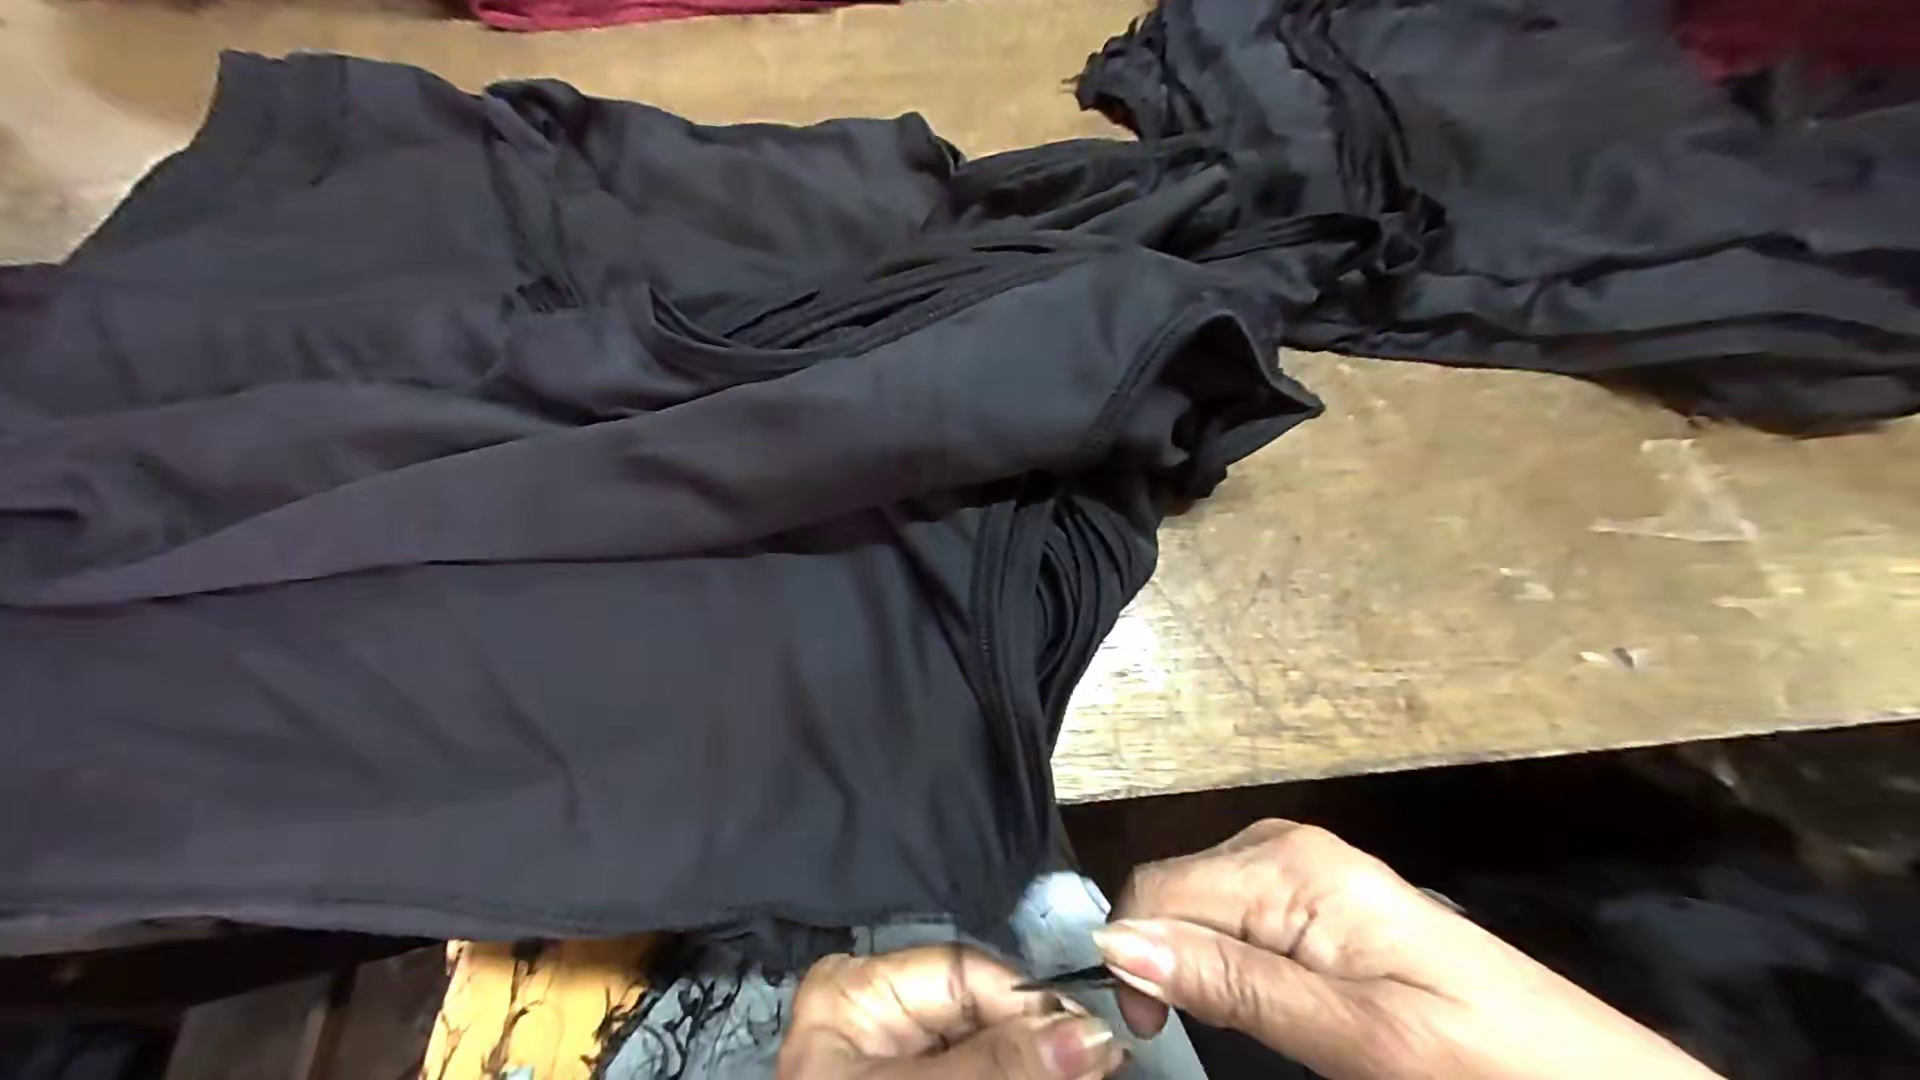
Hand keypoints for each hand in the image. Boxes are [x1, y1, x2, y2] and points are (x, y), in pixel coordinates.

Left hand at [777, 945, 1125, 1079]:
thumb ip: (995, 1066)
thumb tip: (1089, 1034)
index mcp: (855, 989)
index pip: (960, 969)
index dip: (1026, 1002)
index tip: (1089, 1034)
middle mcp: (880, 1009)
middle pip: (981, 1008)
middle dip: (1037, 1038)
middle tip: (1099, 1061)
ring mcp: (900, 1049)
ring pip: (989, 1040)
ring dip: (1037, 1060)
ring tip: (1090, 1068)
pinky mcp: (922, 1072)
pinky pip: (983, 1064)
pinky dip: (1018, 1072)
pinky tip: (1058, 1073)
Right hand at [1092, 819, 1722, 1079]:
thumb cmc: (1491, 1064)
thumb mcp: (1361, 1038)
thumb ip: (1235, 983)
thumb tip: (1117, 944)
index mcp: (1288, 862)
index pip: (1161, 890)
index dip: (1133, 955)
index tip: (1144, 1032)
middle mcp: (1281, 843)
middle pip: (1177, 890)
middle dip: (1164, 955)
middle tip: (1194, 1034)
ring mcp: (1299, 862)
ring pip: (1198, 901)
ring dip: (1191, 958)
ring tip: (1228, 1020)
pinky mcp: (1313, 889)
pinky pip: (1233, 910)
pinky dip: (1221, 952)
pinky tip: (1250, 990)